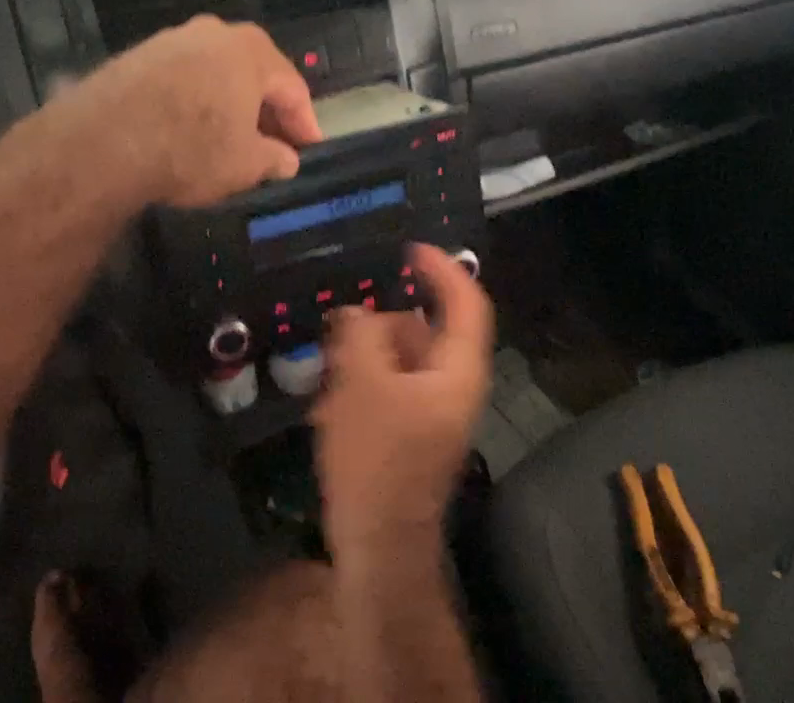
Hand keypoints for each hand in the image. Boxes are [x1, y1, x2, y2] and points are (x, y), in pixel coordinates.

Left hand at [70, 16, 321, 206]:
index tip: (310, 149)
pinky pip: (182, 79)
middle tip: (275, 145)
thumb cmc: (191, 149)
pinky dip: (194, 101)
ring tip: (231, 138)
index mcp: (252, 51)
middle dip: (267, 110)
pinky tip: (190, 129)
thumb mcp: (245, 164)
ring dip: (229, 104)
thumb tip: (286, 159)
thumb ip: (274, 158)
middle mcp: (215, 33)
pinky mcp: (137, 56)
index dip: (305, 123)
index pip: (292, 88)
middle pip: (253, 74)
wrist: (103, 142)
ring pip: (215, 73)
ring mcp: (172, 40)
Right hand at [313, 244, 494, 550]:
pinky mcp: (408, 432)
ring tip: (329, 353)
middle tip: (343, 312)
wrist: (378, 543)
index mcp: (457, 370)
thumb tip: (360, 310)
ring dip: (366, 351)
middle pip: (425, 330)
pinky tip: (328, 396)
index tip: (408, 248)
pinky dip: (362, 382)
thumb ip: (362, 335)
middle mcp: (452, 386)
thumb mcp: (362, 386)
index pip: (465, 302)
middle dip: (383, 318)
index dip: (441, 269)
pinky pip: (388, 388)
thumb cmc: (377, 460)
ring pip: (401, 359)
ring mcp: (431, 411)